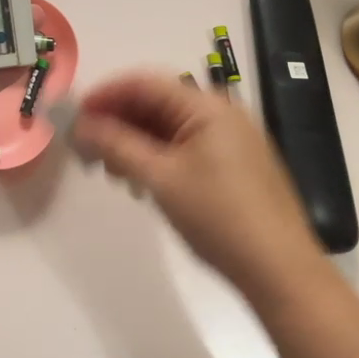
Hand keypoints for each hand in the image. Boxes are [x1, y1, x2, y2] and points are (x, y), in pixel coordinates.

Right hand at [72, 72, 323, 293]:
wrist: (282, 274)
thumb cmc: (219, 218)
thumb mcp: (160, 179)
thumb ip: (116, 145)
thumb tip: (80, 125)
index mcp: (207, 106)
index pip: (144, 84)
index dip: (106, 95)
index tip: (75, 116)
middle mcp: (222, 113)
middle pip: (157, 103)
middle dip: (118, 122)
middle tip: (87, 148)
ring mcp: (232, 140)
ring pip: (170, 127)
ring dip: (135, 142)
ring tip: (113, 172)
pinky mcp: (236, 166)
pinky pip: (186, 146)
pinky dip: (158, 156)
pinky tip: (143, 182)